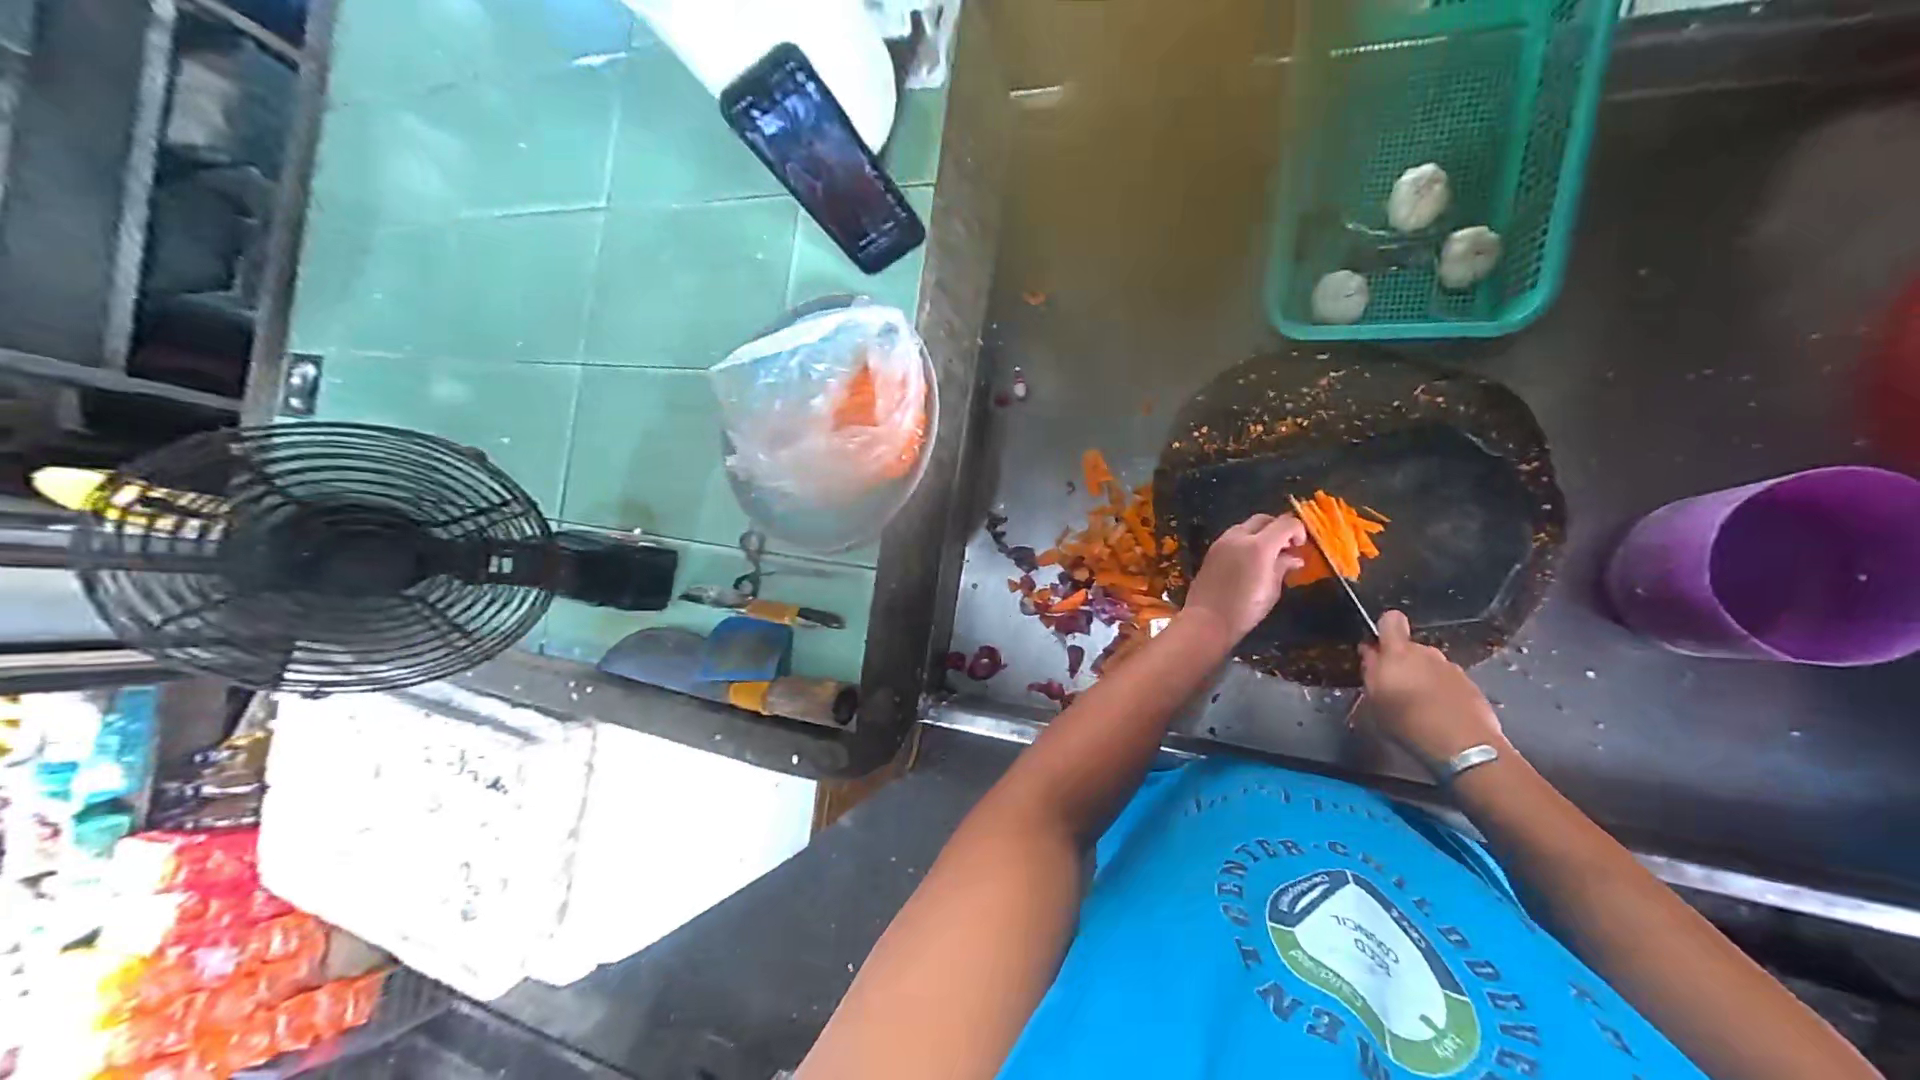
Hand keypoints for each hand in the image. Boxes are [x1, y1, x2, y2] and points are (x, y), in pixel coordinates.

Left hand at [1182, 514, 1307, 639]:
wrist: (1206, 620)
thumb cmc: (1245, 609)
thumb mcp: (1272, 589)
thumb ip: (1282, 567)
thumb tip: (1294, 557)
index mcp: (1258, 546)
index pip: (1285, 523)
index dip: (1298, 531)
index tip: (1301, 546)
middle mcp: (1238, 537)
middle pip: (1263, 520)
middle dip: (1278, 528)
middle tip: (1286, 548)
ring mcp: (1221, 542)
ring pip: (1246, 526)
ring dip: (1260, 534)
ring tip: (1268, 556)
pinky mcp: (1210, 551)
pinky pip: (1233, 537)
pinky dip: (1246, 542)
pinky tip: (1250, 561)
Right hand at [1358, 610, 1505, 769]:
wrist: (1463, 745)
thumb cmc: (1407, 720)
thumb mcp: (1374, 699)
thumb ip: (1371, 670)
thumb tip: (1370, 652)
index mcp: (1398, 652)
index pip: (1391, 620)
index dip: (1384, 629)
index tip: (1378, 648)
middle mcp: (1428, 653)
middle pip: (1411, 647)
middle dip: (1403, 662)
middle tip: (1396, 689)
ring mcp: (1453, 668)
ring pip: (1430, 665)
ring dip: (1423, 678)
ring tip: (1420, 706)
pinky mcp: (1472, 686)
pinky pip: (1449, 682)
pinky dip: (1442, 692)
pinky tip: (1440, 715)